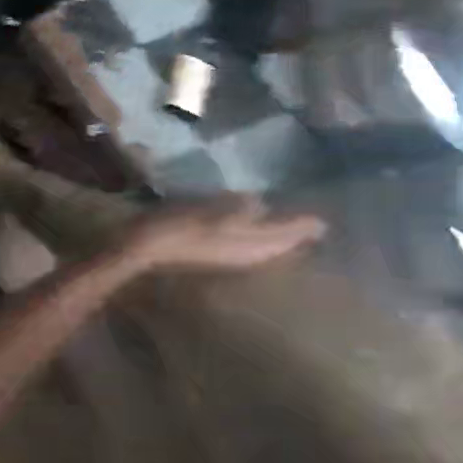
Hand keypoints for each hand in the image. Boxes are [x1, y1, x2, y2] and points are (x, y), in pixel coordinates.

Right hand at [119, 195, 325, 275]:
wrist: (139, 255)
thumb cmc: (173, 233)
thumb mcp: (206, 215)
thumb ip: (237, 210)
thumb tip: (260, 203)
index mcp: (248, 247)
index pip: (285, 236)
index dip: (303, 226)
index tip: (323, 220)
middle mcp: (245, 257)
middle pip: (278, 246)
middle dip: (294, 235)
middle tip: (313, 225)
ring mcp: (228, 259)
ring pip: (263, 249)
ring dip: (276, 239)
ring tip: (289, 228)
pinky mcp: (213, 257)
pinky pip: (246, 248)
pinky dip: (256, 241)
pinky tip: (252, 233)